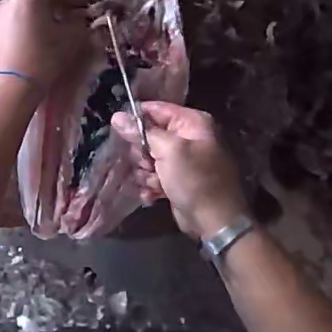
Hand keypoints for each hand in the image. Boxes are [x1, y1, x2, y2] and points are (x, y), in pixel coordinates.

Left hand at [0, 0, 90, 93]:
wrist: (12, 87)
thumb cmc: (45, 58)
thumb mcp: (73, 38)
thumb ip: (79, 22)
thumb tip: (77, 18)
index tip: (82, 7)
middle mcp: (6, 3)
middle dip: (50, 7)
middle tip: (63, 19)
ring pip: (15, 14)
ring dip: (30, 20)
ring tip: (41, 35)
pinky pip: (3, 30)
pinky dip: (14, 34)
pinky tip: (22, 48)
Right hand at [111, 102, 250, 240]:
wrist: (215, 222)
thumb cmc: (196, 180)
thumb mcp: (169, 151)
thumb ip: (142, 132)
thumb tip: (116, 116)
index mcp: (192, 123)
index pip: (154, 109)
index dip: (136, 120)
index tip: (122, 133)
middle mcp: (187, 137)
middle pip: (147, 134)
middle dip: (142, 153)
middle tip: (149, 164)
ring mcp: (181, 159)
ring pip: (146, 157)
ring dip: (146, 172)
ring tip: (157, 183)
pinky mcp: (175, 178)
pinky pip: (152, 174)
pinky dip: (151, 185)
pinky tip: (155, 194)